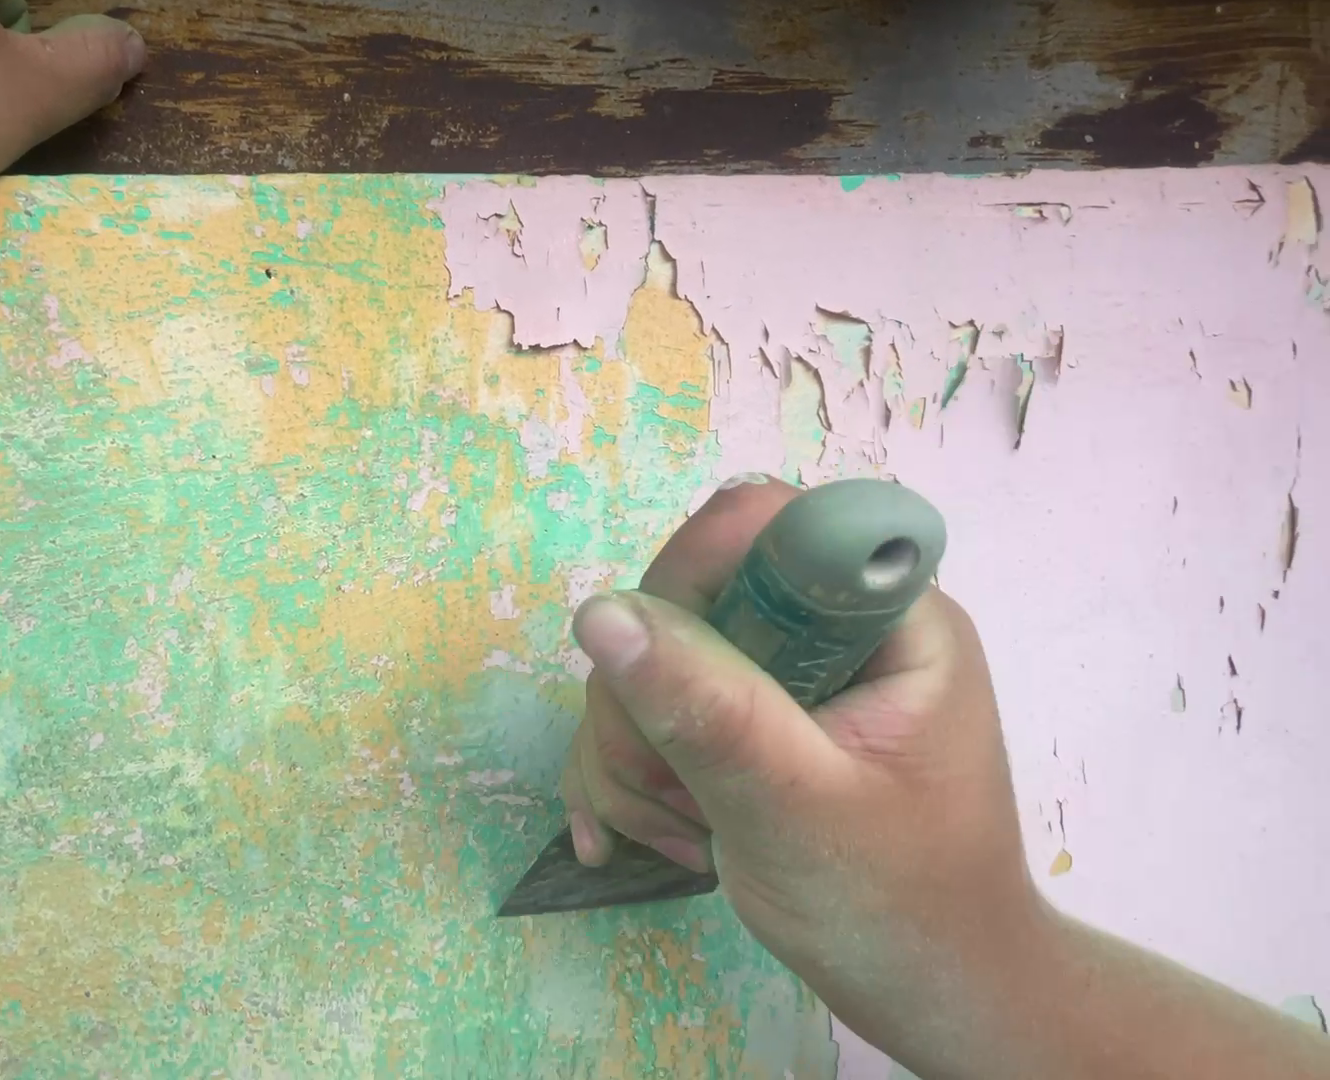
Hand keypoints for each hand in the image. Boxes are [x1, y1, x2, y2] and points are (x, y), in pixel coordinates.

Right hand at [560, 476, 1048, 1043]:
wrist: (924, 985)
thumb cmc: (899, 905)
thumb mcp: (798, 807)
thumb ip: (707, 709)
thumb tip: (598, 614)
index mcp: (873, 617)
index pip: (755, 527)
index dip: (692, 579)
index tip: (670, 678)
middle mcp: (810, 626)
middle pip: (669, 604)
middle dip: (645, 707)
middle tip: (684, 795)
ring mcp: (760, 669)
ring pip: (633, 665)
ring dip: (631, 758)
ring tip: (689, 833)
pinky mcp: (723, 709)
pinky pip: (629, 713)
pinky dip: (625, 779)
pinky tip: (659, 837)